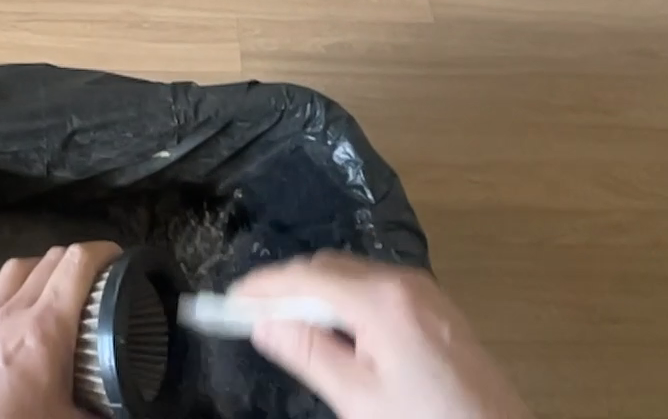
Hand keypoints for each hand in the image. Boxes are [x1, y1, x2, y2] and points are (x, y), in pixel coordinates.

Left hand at [0, 242, 121, 418]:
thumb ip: (104, 409)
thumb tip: (127, 407)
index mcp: (47, 329)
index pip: (77, 265)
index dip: (101, 251)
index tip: (117, 257)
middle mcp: (14, 313)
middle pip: (48, 261)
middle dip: (75, 259)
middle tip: (94, 276)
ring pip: (12, 271)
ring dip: (36, 266)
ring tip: (51, 277)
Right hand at [232, 252, 532, 418]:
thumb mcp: (359, 399)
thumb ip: (308, 354)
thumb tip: (263, 324)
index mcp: (381, 299)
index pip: (306, 276)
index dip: (264, 286)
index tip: (230, 299)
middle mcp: (402, 280)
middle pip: (328, 268)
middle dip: (289, 286)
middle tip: (254, 314)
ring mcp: (424, 290)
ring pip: (351, 274)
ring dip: (316, 291)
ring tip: (289, 322)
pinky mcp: (436, 307)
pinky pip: (376, 287)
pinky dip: (346, 299)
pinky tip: (336, 327)